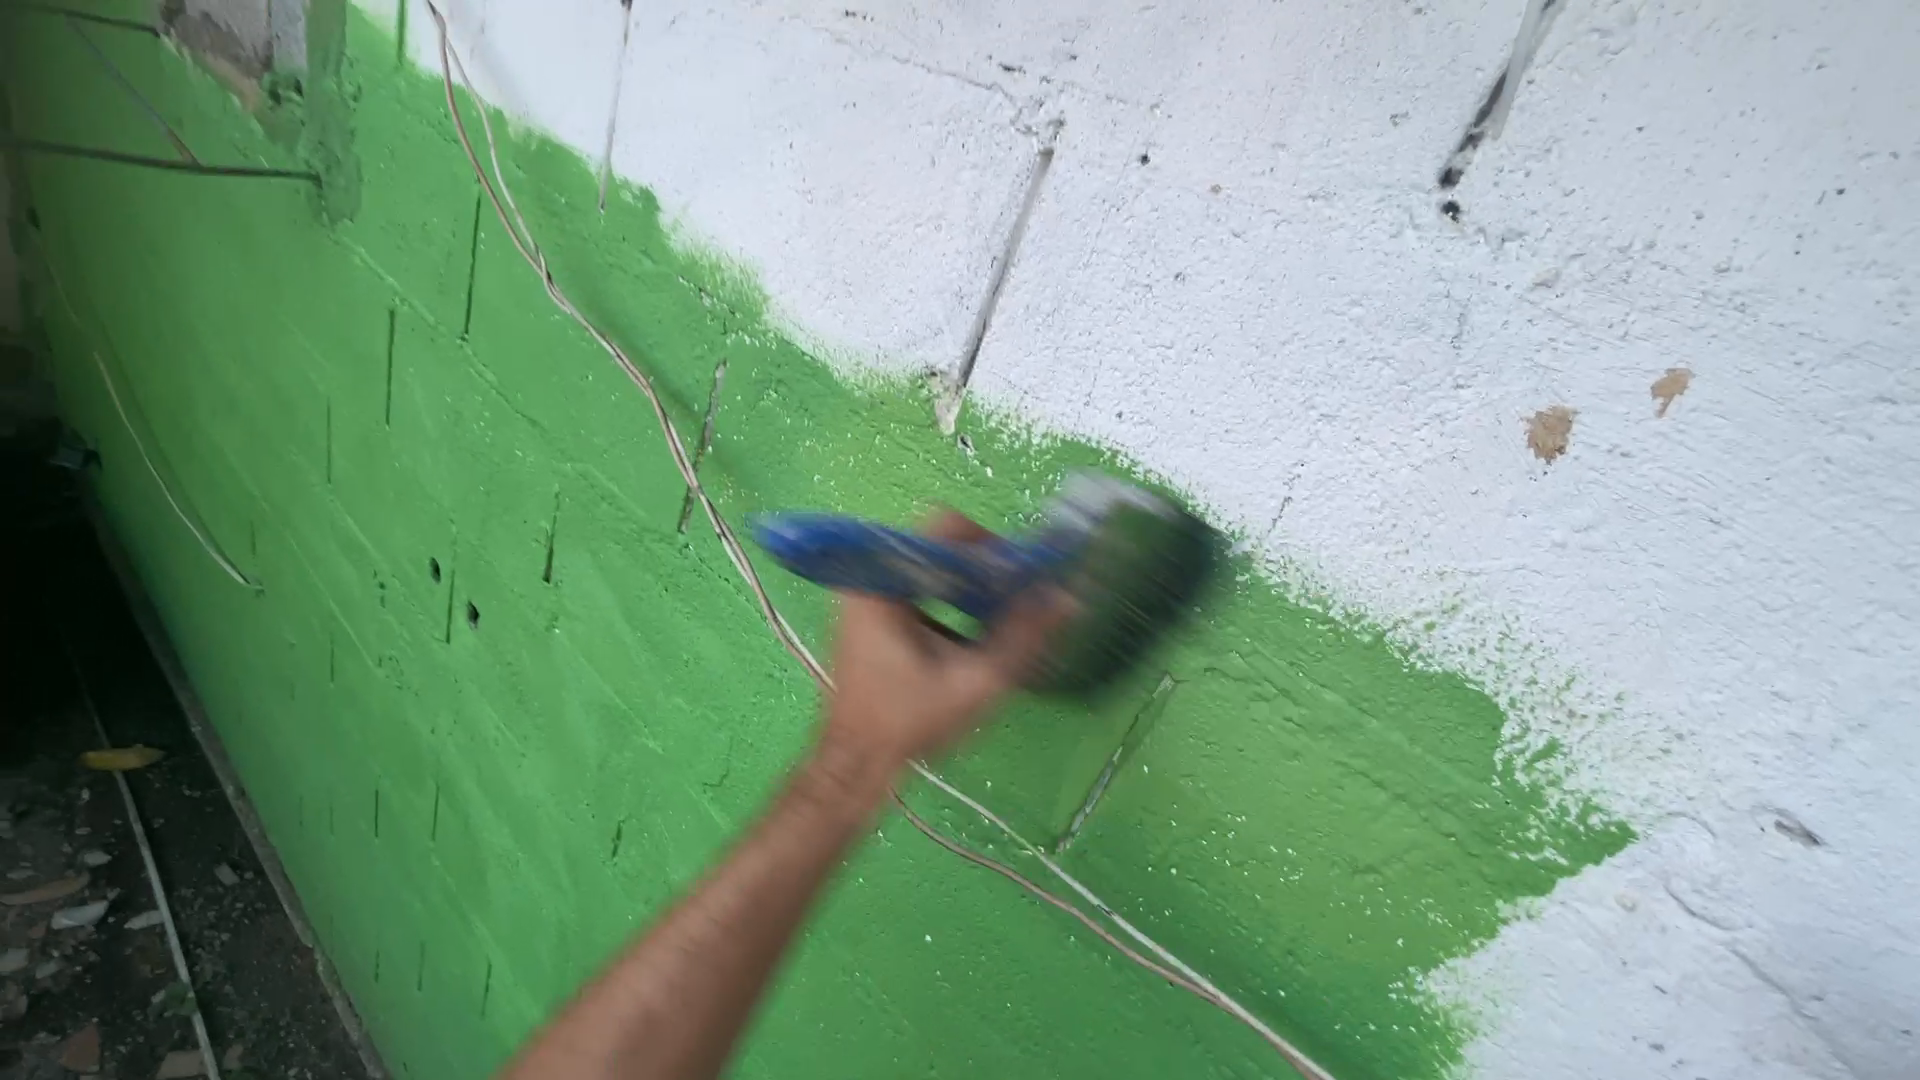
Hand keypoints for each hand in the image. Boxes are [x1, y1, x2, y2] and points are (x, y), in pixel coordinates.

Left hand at [815, 511, 1072, 786]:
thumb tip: (1067, 598)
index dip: (989, 543)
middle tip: (1014, 598)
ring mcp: (867, 594)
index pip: (943, 526)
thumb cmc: (909, 723)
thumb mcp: (975, 682)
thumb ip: (1022, 637)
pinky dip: (951, 599)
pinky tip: (972, 632)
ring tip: (998, 616)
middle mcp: (868, 576)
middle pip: (939, 545)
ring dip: (969, 584)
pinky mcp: (872, 613)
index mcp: (882, 581)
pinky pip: (919, 586)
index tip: (1016, 577)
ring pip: (931, 565)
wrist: (856, 764)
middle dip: (983, 567)